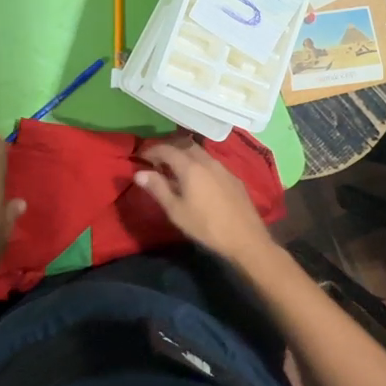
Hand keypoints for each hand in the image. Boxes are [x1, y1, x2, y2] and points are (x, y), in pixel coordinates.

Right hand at [135, 138, 273, 264]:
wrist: (246, 240)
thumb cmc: (206, 226)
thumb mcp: (176, 211)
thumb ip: (157, 188)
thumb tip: (139, 173)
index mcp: (190, 166)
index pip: (166, 149)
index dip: (151, 150)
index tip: (141, 158)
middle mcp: (206, 160)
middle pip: (184, 145)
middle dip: (169, 149)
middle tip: (158, 161)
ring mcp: (223, 168)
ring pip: (200, 152)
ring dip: (185, 155)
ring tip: (177, 170)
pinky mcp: (234, 178)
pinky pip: (211, 162)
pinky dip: (199, 164)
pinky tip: (199, 180)